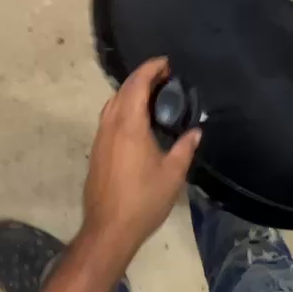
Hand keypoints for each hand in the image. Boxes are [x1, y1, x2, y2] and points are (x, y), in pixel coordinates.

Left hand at [80, 58, 201, 256]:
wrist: (108, 229)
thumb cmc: (143, 200)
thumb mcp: (173, 174)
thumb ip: (185, 147)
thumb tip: (195, 131)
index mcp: (129, 125)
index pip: (137, 84)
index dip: (151, 69)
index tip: (166, 63)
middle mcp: (111, 124)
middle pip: (123, 89)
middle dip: (142, 77)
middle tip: (164, 76)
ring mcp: (100, 137)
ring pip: (113, 102)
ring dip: (130, 91)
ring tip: (152, 94)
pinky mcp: (96, 149)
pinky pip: (109, 116)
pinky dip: (122, 106)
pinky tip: (136, 118)